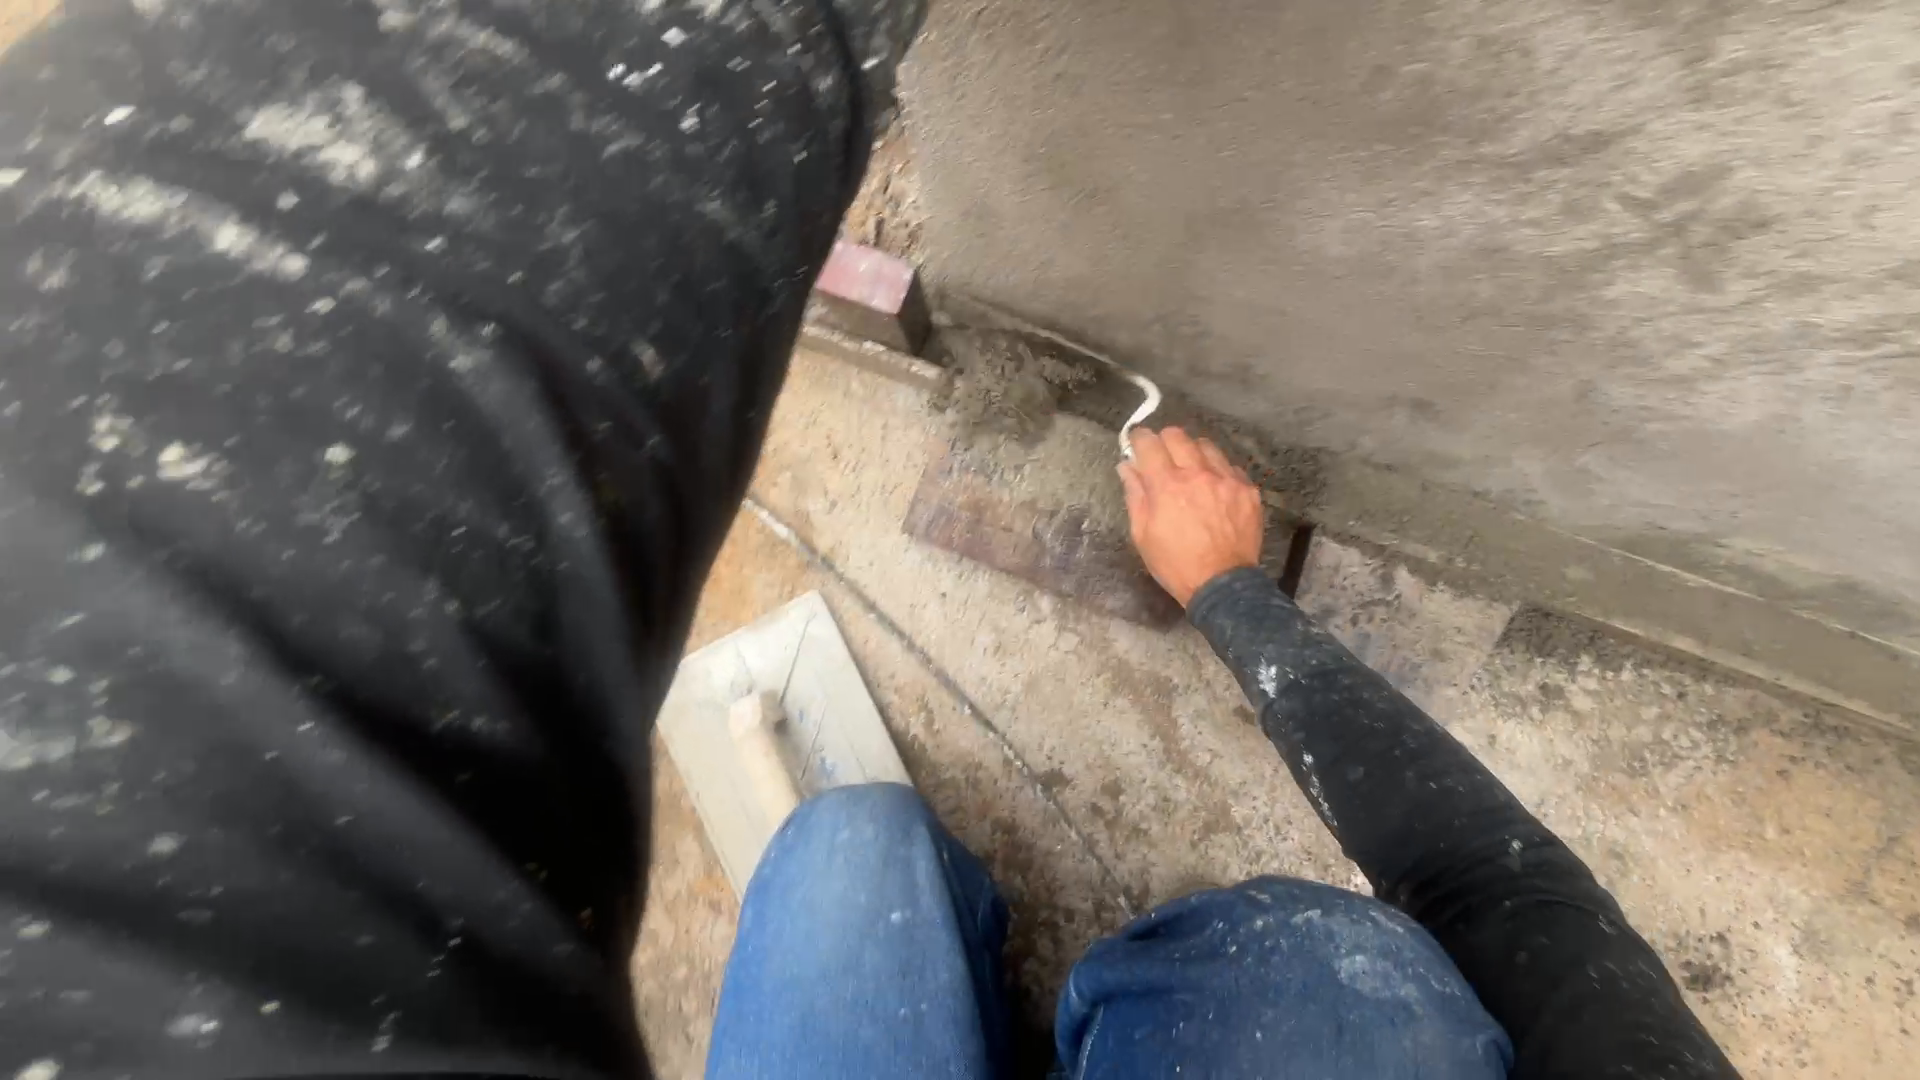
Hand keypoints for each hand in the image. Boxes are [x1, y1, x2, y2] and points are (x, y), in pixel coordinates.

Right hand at [1118, 427, 1264, 607]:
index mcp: (1167, 486)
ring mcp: (1226, 479)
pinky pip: (1229, 466)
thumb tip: (1127, 467)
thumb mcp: (1142, 534)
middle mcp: (1197, 474)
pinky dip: (1216, 470)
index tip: (1136, 443)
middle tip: (1161, 457)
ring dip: (1192, 452)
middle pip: (1177, 435)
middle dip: (1164, 441)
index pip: (1149, 443)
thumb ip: (1135, 495)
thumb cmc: (1175, 564)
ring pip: (1206, 445)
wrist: (1222, 585)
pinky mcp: (1247, 490)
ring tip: (1190, 470)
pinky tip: (1213, 488)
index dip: (1138, 439)